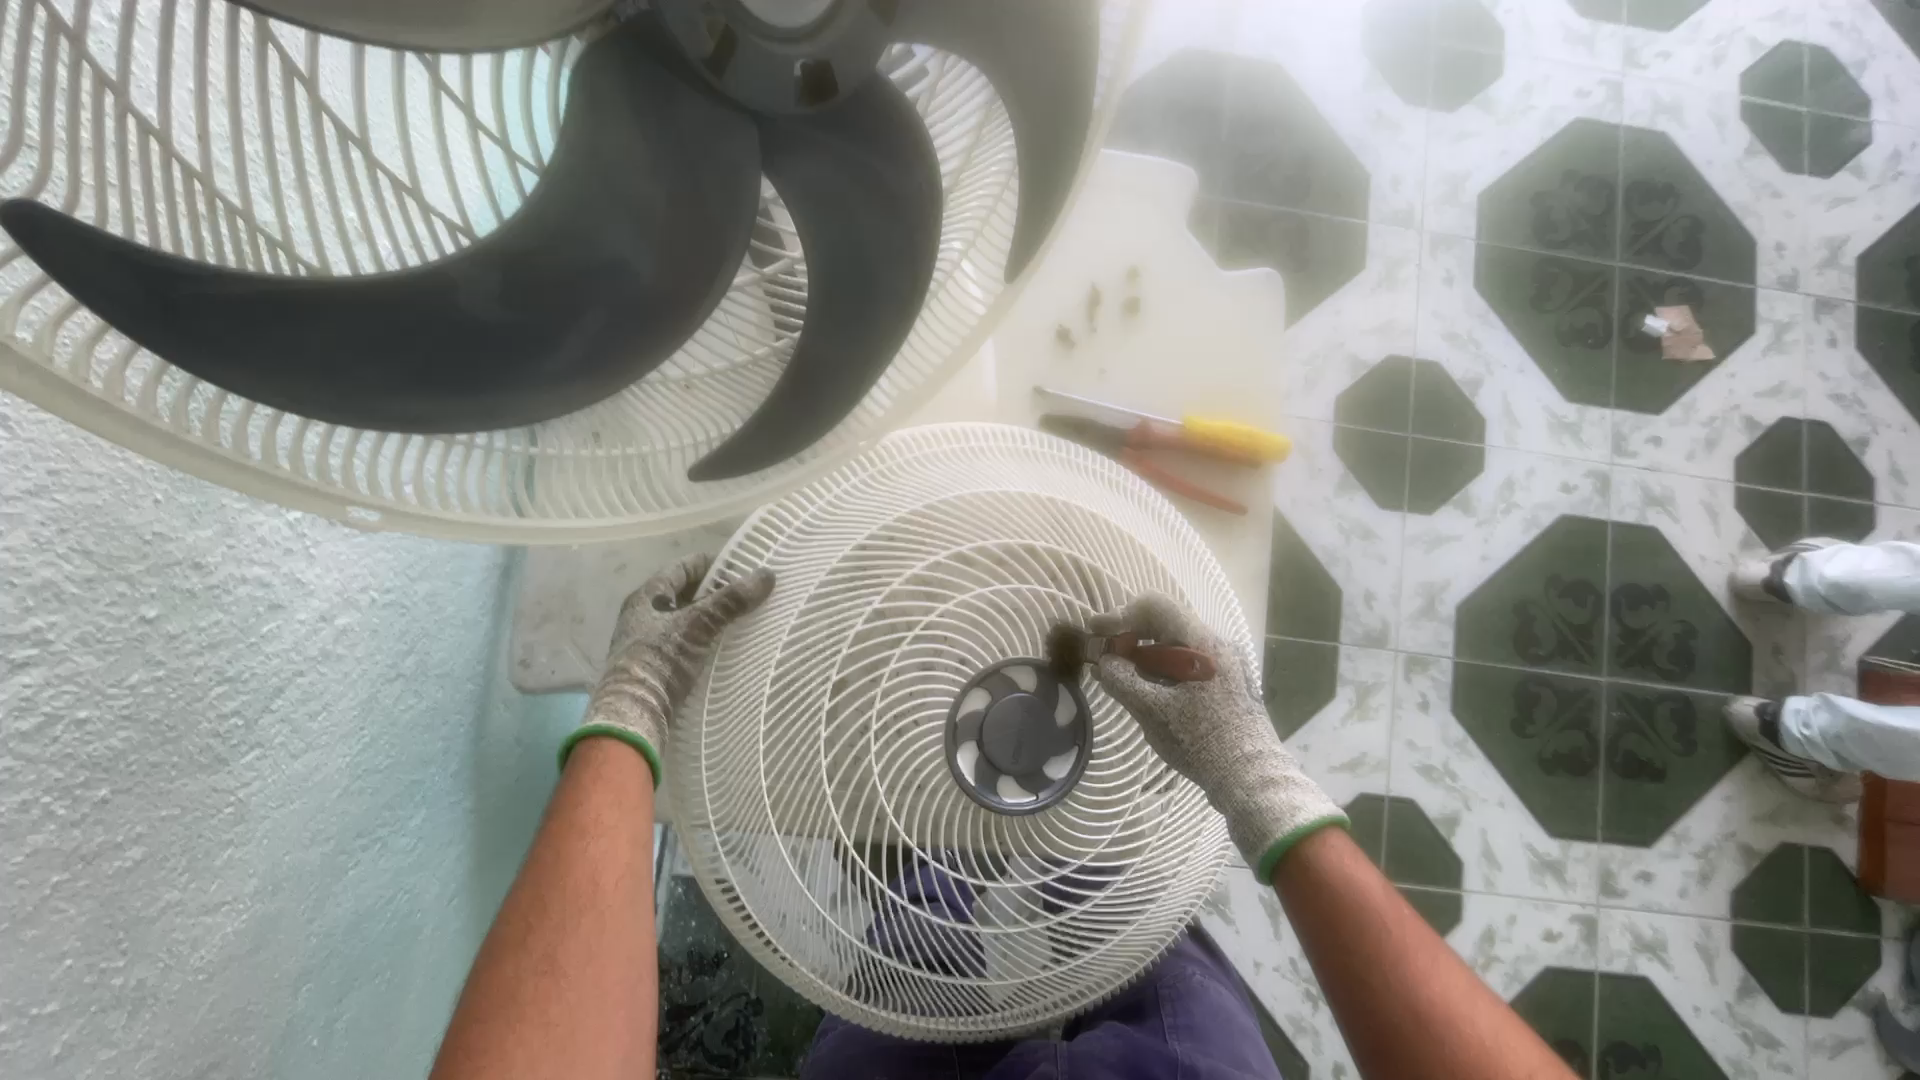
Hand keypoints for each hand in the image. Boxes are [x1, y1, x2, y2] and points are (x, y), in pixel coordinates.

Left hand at [560, 553, 775, 783]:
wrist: (634, 712)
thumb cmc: (660, 660)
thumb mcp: (698, 625)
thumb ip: (730, 601)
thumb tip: (767, 575)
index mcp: (647, 596)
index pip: (683, 567)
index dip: (713, 563)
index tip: (743, 567)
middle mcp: (644, 613)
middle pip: (686, 592)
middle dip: (717, 591)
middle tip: (748, 593)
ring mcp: (648, 640)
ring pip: (687, 618)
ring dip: (712, 616)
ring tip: (743, 618)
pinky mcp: (657, 664)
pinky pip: (687, 641)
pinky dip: (706, 638)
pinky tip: (725, 645)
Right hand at [1090, 592, 1345, 876]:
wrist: (1251, 778)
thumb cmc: (1201, 742)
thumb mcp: (1152, 712)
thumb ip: (1122, 681)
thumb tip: (1102, 662)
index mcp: (1201, 642)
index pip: (1154, 606)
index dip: (1120, 615)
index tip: (1097, 634)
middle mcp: (1217, 644)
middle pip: (1165, 623)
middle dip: (1130, 637)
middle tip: (1105, 658)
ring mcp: (1226, 664)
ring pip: (1176, 645)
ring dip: (1145, 655)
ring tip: (1122, 679)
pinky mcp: (1229, 684)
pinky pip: (1189, 664)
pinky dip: (1163, 669)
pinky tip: (1149, 694)